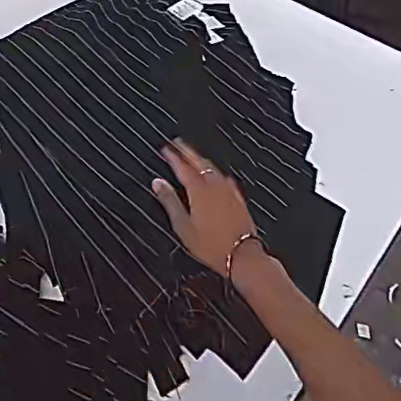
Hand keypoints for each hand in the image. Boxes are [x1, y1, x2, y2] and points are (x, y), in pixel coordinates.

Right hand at [150, 140, 263, 278]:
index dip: (173, 156)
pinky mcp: (238, 198)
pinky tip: (215, 175)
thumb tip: (158, 183)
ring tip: (193, 155)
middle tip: (178, 143)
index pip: (182, 166)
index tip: (166, 149)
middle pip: (199, 161)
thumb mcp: (183, 225)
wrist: (242, 256)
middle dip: (187, 151)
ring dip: (200, 159)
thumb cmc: (211, 245)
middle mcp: (215, 186)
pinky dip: (214, 171)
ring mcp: (228, 191)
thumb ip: (169, 201)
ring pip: (212, 167)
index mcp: (199, 190)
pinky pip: (223, 177)